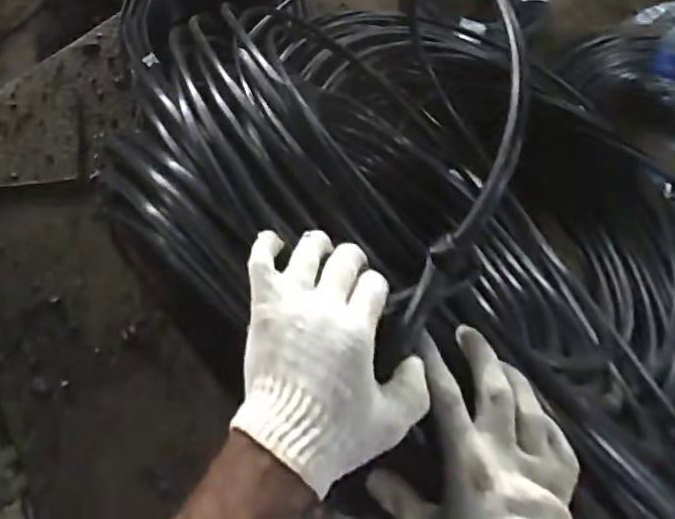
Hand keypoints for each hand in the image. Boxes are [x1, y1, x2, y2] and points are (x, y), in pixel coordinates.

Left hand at [230, 231, 429, 497]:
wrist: (285, 434)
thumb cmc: (339, 431)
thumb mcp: (392, 420)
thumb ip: (413, 388)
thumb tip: (414, 359)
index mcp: (357, 330)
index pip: (372, 285)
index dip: (376, 284)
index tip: (373, 292)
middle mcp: (324, 306)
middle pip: (342, 262)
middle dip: (352, 258)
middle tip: (352, 263)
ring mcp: (290, 300)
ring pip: (305, 253)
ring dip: (316, 244)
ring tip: (320, 244)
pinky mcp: (263, 302)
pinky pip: (260, 260)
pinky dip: (266, 245)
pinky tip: (274, 241)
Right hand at [366, 327, 578, 518]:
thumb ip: (402, 499)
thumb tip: (371, 474)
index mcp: (470, 459)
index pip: (447, 396)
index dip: (433, 361)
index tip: (421, 334)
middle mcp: (506, 454)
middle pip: (496, 391)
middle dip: (481, 356)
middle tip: (467, 331)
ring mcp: (541, 471)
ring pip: (532, 411)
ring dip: (516, 380)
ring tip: (501, 361)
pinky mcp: (565, 489)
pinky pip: (560, 446)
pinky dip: (548, 423)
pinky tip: (538, 412)